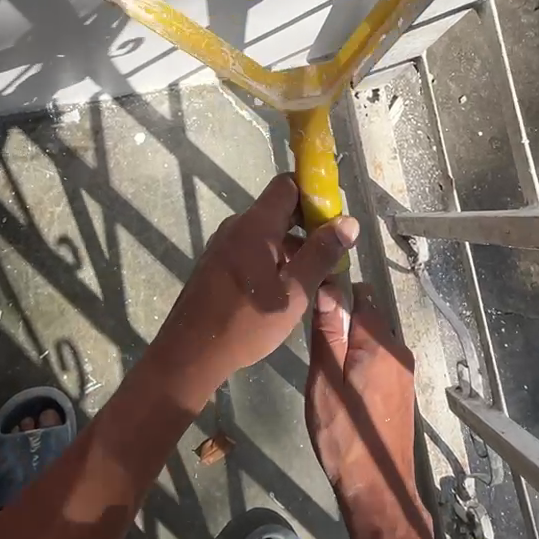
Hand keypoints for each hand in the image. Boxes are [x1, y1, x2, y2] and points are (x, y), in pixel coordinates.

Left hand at [152, 174, 358, 400]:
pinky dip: (273, 256)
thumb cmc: (244, 323)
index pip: (286, 184)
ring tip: (316, 273)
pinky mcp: (217, 262)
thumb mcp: (293, 293)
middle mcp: (237, 226)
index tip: (334, 214)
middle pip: (278, 207)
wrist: (189, 354)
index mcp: (255, 225)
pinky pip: (252, 246)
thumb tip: (349, 222)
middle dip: (308, 222)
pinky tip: (286, 286)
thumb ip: (320, 255)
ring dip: (292, 244)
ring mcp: (224, 244)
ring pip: (266, 230)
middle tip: (332, 248)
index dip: (313, 191)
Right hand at [306, 283, 431, 538]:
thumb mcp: (325, 379)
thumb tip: (328, 285)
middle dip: (343, 325)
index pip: (359, 294)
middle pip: (367, 315)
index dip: (335, 299)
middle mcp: (399, 349)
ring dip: (352, 346)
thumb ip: (328, 331)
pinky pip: (380, 359)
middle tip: (321, 355)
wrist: (376, 487)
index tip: (316, 320)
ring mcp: (404, 370)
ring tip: (331, 374)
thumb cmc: (344, 433)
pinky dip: (363, 363)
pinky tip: (347, 389)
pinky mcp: (403, 388)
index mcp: (380, 342)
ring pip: (373, 338)